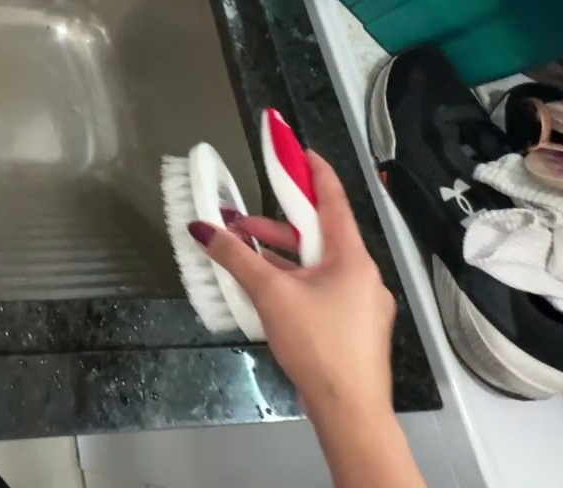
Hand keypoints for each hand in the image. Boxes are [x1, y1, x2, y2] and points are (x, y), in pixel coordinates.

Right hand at [191, 152, 396, 418]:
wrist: (350, 411)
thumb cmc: (317, 343)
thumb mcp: (269, 293)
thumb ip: (234, 256)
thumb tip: (200, 228)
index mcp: (351, 258)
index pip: (333, 201)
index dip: (315, 172)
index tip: (300, 150)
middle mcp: (361, 275)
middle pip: (316, 235)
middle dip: (275, 226)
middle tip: (240, 223)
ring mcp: (361, 303)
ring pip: (316, 264)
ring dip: (280, 256)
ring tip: (243, 258)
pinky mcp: (353, 326)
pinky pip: (320, 288)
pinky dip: (292, 280)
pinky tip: (264, 290)